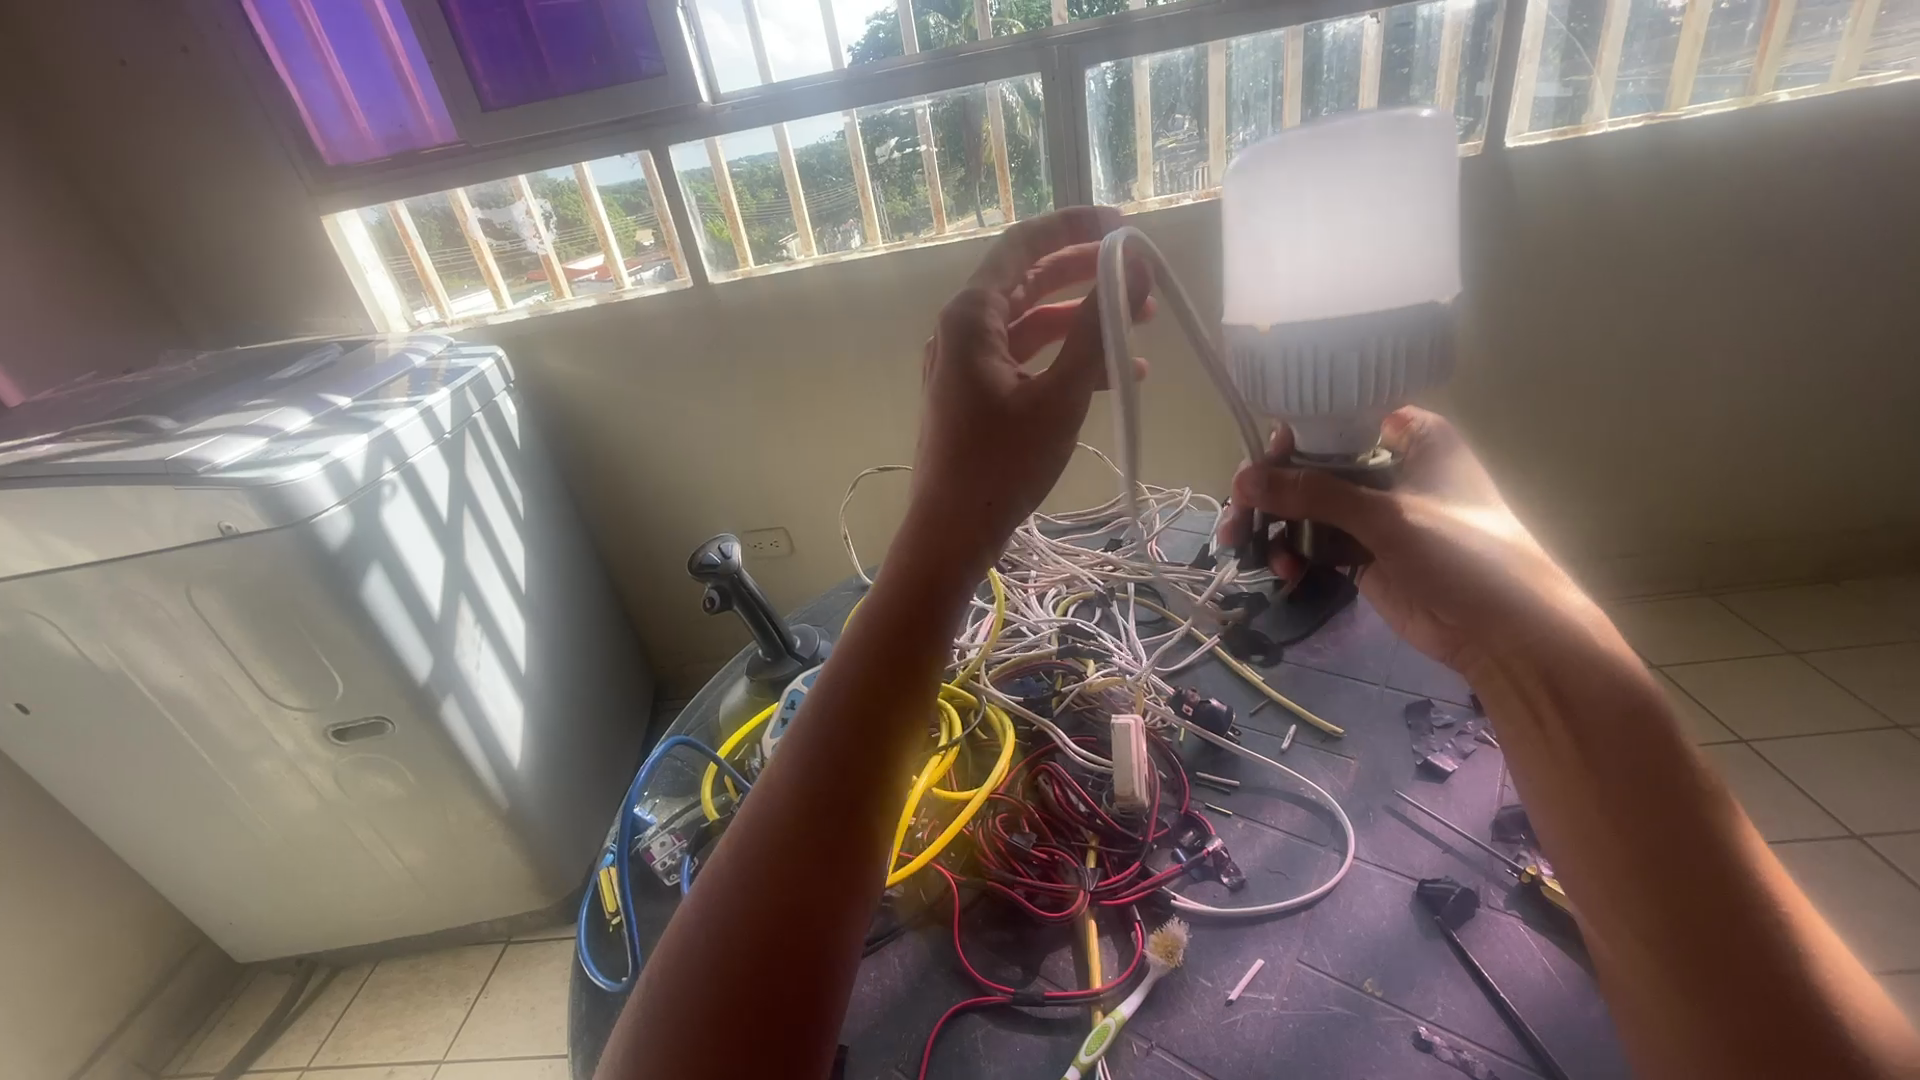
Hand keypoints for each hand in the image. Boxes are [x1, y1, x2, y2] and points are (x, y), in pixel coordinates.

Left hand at [906, 207, 1150, 571]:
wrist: (952, 533)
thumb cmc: (1002, 464)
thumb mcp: (1059, 395)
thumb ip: (1097, 327)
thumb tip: (1136, 266)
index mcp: (971, 317)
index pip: (1024, 244)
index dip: (1075, 227)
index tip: (1124, 227)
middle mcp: (962, 331)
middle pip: (1030, 282)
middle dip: (1088, 279)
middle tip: (1142, 283)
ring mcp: (966, 366)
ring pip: (1032, 327)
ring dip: (1083, 326)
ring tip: (1140, 333)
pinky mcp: (975, 397)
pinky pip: (1025, 363)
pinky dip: (1065, 364)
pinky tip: (1115, 379)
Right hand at [1219, 408, 1617, 681]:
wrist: (1504, 634)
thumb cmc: (1462, 554)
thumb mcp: (1387, 515)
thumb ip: (1313, 493)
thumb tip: (1242, 479)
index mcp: (1411, 439)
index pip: (1337, 421)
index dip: (1293, 438)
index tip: (1258, 463)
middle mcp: (1387, 470)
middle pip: (1311, 467)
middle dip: (1269, 492)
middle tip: (1237, 514)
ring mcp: (1372, 515)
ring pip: (1305, 508)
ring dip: (1274, 527)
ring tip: (1246, 549)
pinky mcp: (1360, 554)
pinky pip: (1312, 543)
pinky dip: (1292, 553)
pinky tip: (1284, 571)